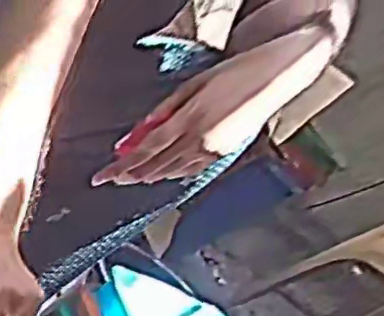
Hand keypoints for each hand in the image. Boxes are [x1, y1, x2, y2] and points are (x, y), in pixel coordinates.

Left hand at [93, 36, 316, 186]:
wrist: (285, 69)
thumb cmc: (236, 71)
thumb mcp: (192, 86)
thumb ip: (159, 114)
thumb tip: (128, 141)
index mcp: (189, 120)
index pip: (142, 154)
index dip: (117, 169)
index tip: (98, 179)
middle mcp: (199, 141)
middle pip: (150, 169)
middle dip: (127, 176)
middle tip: (111, 178)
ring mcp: (211, 151)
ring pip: (166, 174)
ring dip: (144, 176)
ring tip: (129, 175)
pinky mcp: (222, 156)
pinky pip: (185, 173)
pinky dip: (167, 174)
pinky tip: (157, 172)